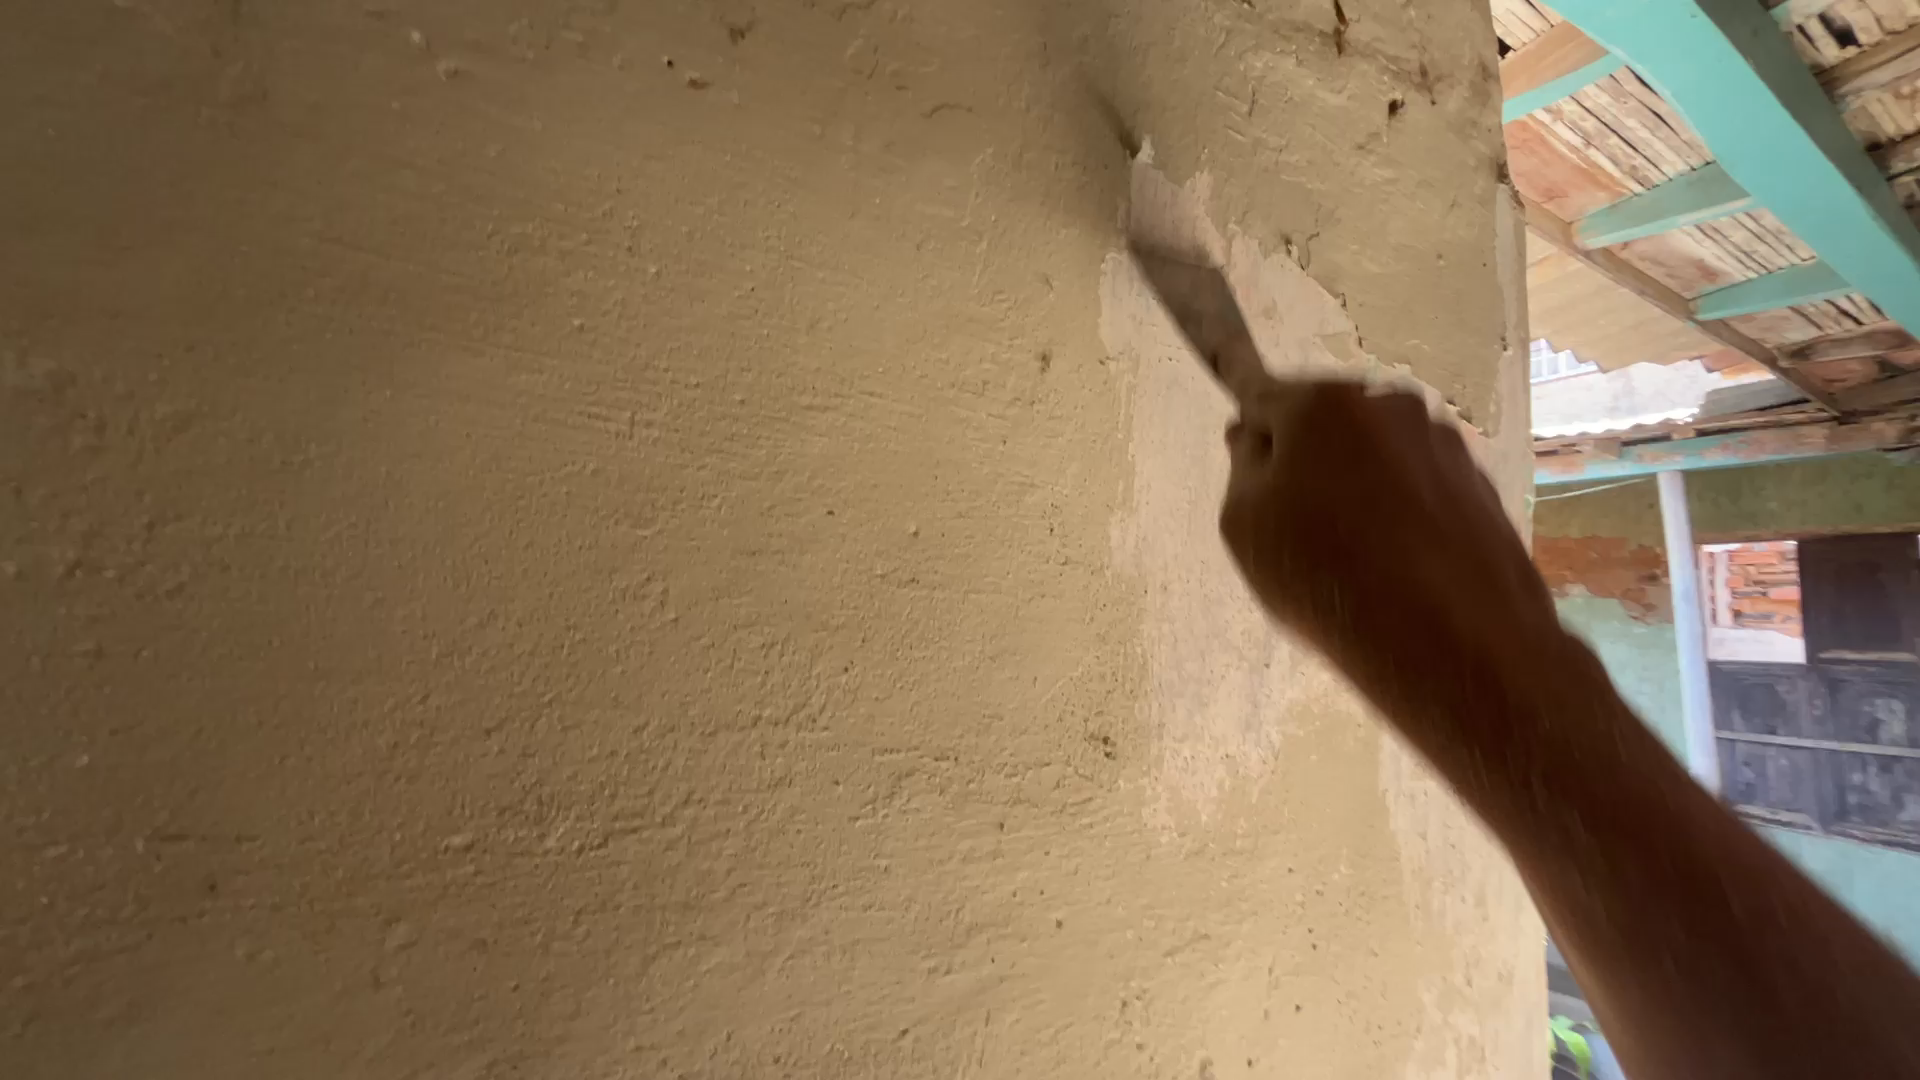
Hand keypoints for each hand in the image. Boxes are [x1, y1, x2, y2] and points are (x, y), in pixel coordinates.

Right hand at [1216, 381, 1559, 741]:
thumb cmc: (1319, 571)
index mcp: (1323, 402)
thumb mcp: (1242, 521)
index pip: (1263, 396)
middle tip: (1290, 522)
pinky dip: (1394, 508)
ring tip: (1346, 552)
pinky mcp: (1479, 484)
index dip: (1248, 429)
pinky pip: (1413, 483)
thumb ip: (1242, 465)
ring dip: (1351, 483)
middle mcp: (1389, 404)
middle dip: (1302, 457)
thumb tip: (1252, 436)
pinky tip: (1389, 560)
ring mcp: (1443, 442)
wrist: (1447, 640)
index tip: (1242, 459)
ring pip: (1372, 452)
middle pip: (1324, 422)